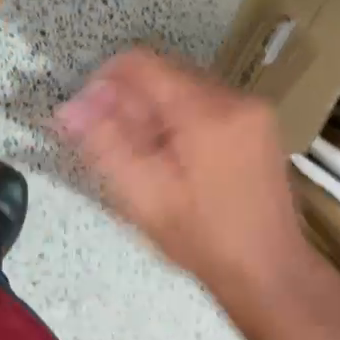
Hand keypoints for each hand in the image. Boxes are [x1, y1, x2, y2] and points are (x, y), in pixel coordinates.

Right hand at [53, 49, 309, 301]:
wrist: (272, 276)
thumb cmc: (203, 238)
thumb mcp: (143, 193)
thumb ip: (103, 142)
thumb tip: (66, 108)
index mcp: (207, 111)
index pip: (140, 63)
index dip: (103, 82)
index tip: (88, 116)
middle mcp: (234, 98)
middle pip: (160, 72)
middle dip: (127, 100)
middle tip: (112, 142)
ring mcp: (251, 109)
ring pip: (178, 86)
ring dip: (149, 110)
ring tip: (140, 154)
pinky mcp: (256, 124)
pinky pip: (200, 101)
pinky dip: (174, 118)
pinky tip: (168, 156)